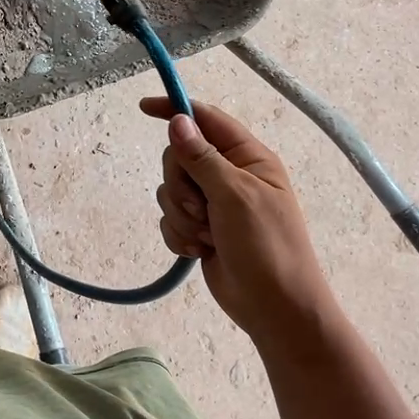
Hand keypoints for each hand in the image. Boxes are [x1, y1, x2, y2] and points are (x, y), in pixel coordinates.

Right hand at [142, 97, 338, 347]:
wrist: (275, 310)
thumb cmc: (267, 247)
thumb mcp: (235, 196)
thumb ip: (201, 157)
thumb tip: (177, 119)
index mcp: (248, 157)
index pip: (206, 119)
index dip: (175, 110)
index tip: (143, 108)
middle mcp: (229, 175)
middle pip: (179, 156)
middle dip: (181, 185)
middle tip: (201, 209)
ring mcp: (214, 203)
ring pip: (170, 189)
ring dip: (181, 215)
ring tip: (206, 236)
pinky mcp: (200, 229)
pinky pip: (170, 218)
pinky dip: (179, 234)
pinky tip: (199, 251)